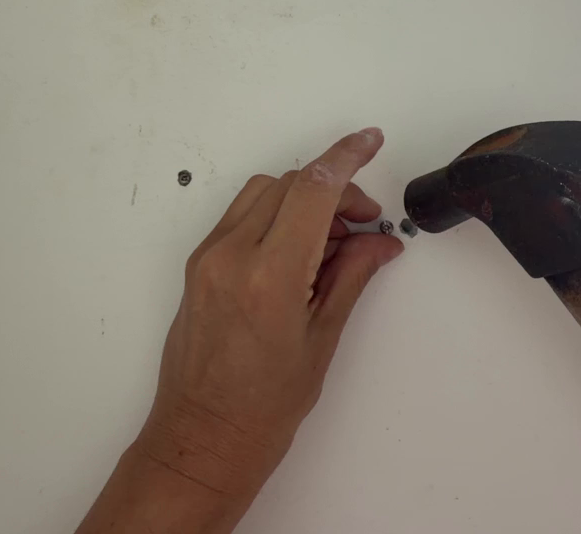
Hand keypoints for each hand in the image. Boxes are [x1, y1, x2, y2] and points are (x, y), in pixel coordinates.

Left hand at [77, 129, 404, 533]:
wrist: (200, 439)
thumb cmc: (264, 408)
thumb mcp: (321, 340)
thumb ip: (352, 276)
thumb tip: (381, 241)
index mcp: (267, 276)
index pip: (312, 190)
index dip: (346, 158)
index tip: (371, 141)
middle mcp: (231, 254)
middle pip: (289, 184)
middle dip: (333, 189)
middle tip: (364, 221)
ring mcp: (209, 255)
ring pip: (263, 191)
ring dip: (303, 198)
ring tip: (333, 239)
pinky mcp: (199, 261)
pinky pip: (242, 214)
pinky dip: (276, 214)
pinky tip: (300, 247)